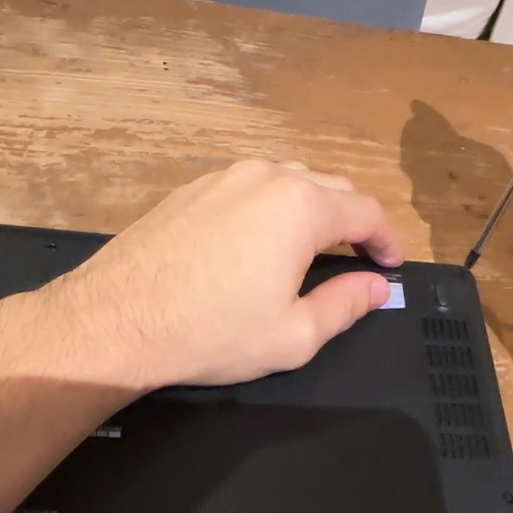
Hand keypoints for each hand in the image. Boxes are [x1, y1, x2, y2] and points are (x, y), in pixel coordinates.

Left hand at [38, 160, 402, 389]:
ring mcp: (224, 177)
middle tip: (362, 258)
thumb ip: (345, 305)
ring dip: (314, 211)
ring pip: (289, 182)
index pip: (366, 211)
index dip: (388, 239)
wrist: (118, 321)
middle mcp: (266, 177)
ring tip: (317, 249)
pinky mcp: (192, 189)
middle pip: (331, 188)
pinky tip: (264, 243)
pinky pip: (250, 189)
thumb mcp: (294, 334)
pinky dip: (273, 210)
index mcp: (300, 207)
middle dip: (355, 222)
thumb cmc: (213, 333)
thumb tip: (377, 287)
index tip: (394, 264)